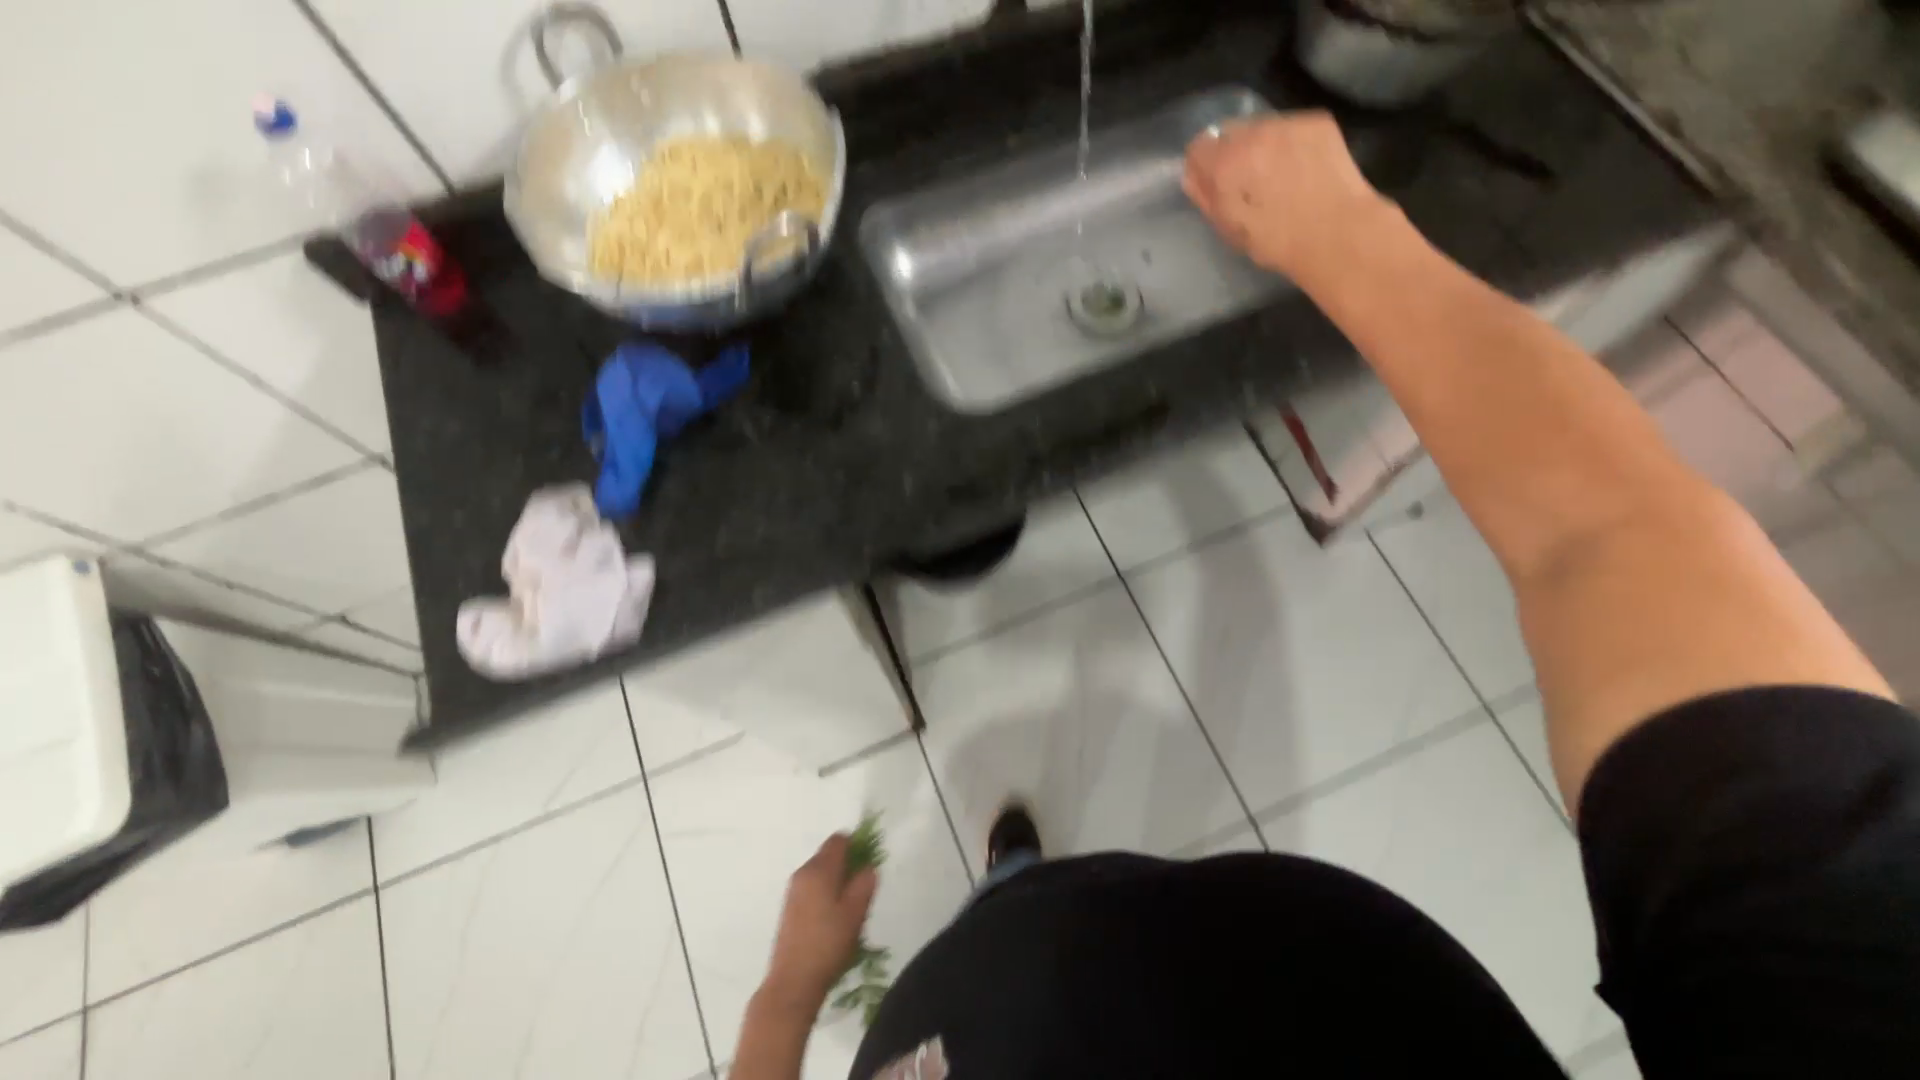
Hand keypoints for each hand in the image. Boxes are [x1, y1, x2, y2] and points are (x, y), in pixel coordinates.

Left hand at [761, 833, 878, 1011]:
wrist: (793, 981)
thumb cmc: (828, 944)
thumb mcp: (855, 913)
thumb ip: (864, 884)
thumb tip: (868, 866)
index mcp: (818, 870)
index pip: (838, 840)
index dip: (857, 846)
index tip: (869, 865)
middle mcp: (802, 874)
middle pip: (829, 855)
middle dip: (848, 866)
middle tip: (863, 892)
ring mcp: (793, 891)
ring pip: (821, 874)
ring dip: (838, 882)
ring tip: (850, 911)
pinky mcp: (790, 908)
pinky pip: (812, 888)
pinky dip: (826, 894)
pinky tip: (834, 921)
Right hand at [1183, 111, 1396, 280]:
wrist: (1335, 233)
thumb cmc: (1275, 241)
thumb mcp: (1227, 228)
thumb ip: (1205, 197)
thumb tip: (1193, 175)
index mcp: (1223, 163)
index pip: (1198, 147)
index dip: (1204, 165)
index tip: (1215, 182)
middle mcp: (1252, 133)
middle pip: (1229, 131)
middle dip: (1233, 151)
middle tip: (1249, 180)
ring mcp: (1286, 123)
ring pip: (1262, 126)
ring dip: (1264, 144)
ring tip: (1280, 173)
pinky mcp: (1316, 120)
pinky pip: (1293, 126)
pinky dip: (1293, 142)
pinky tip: (1304, 166)